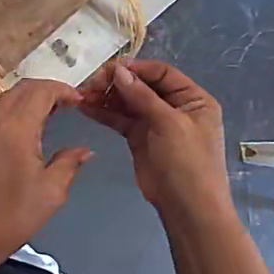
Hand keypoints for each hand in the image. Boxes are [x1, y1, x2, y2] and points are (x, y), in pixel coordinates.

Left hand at [0, 79, 91, 270]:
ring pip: (7, 97)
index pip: (40, 91)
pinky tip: (28, 126)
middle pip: (22, 89)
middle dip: (48, 90)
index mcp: (16, 129)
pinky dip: (14, 109)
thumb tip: (84, 150)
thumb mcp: (51, 192)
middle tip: (70, 104)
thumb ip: (69, 163)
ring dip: (30, 98)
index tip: (81, 100)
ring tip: (53, 113)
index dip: (63, 90)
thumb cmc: (11, 215)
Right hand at [78, 60, 231, 218]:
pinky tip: (85, 108)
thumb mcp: (168, 123)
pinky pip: (118, 118)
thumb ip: (141, 95)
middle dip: (115, 83)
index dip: (136, 68)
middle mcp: (174, 106)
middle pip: (140, 85)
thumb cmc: (188, 161)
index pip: (161, 73)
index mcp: (192, 99)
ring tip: (81, 96)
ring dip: (105, 97)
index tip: (108, 70)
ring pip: (126, 101)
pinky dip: (103, 112)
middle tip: (89, 85)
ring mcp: (155, 122)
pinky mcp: (138, 136)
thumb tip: (117, 70)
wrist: (186, 206)